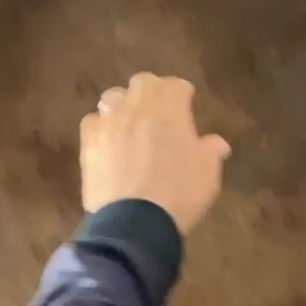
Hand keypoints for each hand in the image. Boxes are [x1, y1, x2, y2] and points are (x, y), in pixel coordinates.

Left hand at [79, 73, 229, 233]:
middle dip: (152, 92)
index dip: (182, 92)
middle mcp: (136, 106)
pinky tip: (110, 144)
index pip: (176, 85)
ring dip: (124, 106)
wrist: (136, 221)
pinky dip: (103, 128)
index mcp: (169, 107)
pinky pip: (94, 123)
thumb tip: (217, 144)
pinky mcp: (88, 143)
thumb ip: (211, 151)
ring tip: (132, 125)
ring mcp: (108, 122)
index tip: (188, 101)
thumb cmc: (180, 192)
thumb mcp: (208, 173)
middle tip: (160, 111)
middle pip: (142, 83)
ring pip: (113, 98)